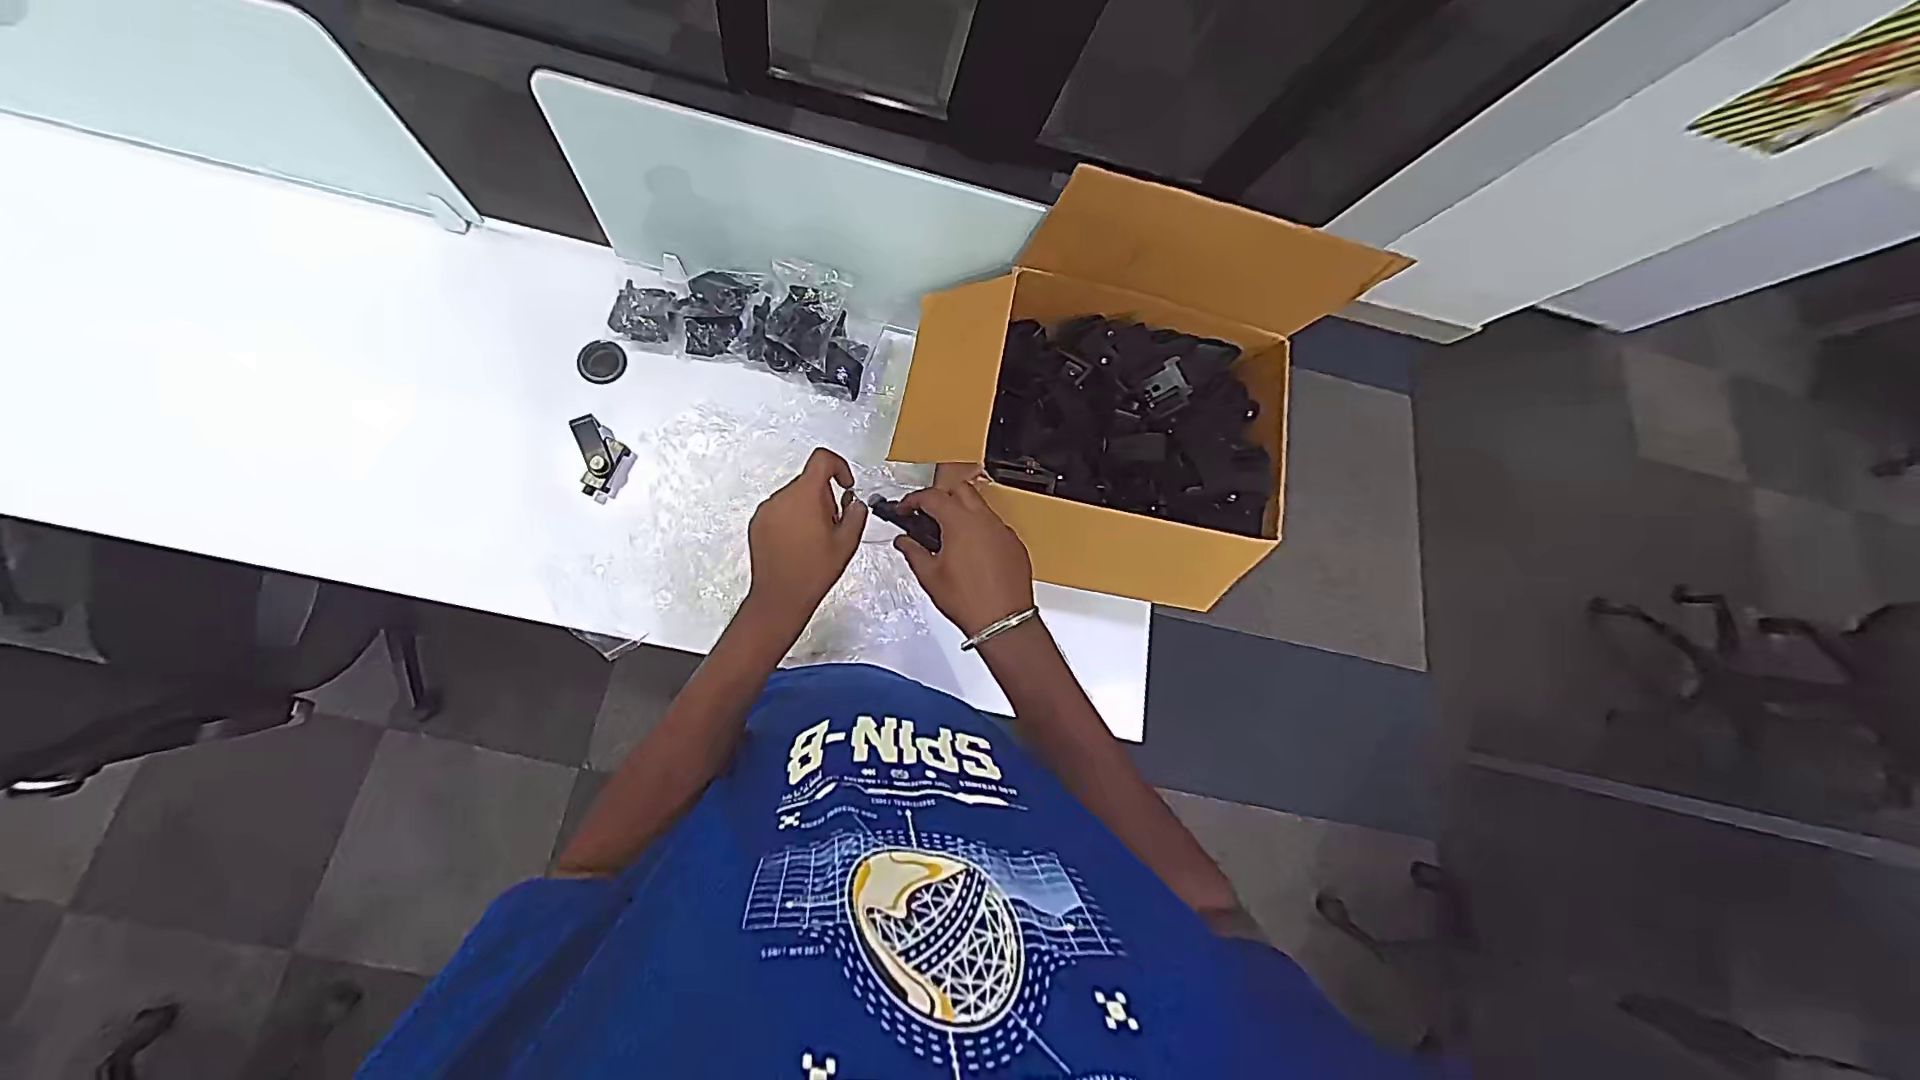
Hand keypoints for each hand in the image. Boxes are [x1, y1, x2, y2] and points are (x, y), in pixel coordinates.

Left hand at [746, 448, 867, 629]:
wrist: (781, 596)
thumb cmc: (812, 572)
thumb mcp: (847, 542)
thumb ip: (856, 514)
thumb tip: (855, 504)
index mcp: (805, 496)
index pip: (822, 459)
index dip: (839, 466)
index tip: (845, 482)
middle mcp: (781, 498)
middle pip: (808, 480)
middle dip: (825, 496)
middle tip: (833, 523)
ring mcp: (766, 511)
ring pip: (794, 496)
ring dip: (808, 509)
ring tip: (816, 538)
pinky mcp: (757, 523)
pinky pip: (780, 510)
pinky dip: (792, 519)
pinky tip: (800, 544)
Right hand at [893, 474, 1035, 637]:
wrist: (1003, 620)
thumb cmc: (970, 601)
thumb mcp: (930, 576)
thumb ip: (913, 552)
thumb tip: (904, 542)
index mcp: (960, 522)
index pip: (932, 496)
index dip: (913, 500)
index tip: (905, 509)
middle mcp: (985, 520)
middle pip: (960, 489)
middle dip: (940, 496)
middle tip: (927, 513)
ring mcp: (1003, 531)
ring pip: (981, 506)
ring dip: (962, 511)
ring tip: (948, 534)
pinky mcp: (1015, 544)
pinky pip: (995, 526)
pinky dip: (980, 529)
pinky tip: (971, 550)